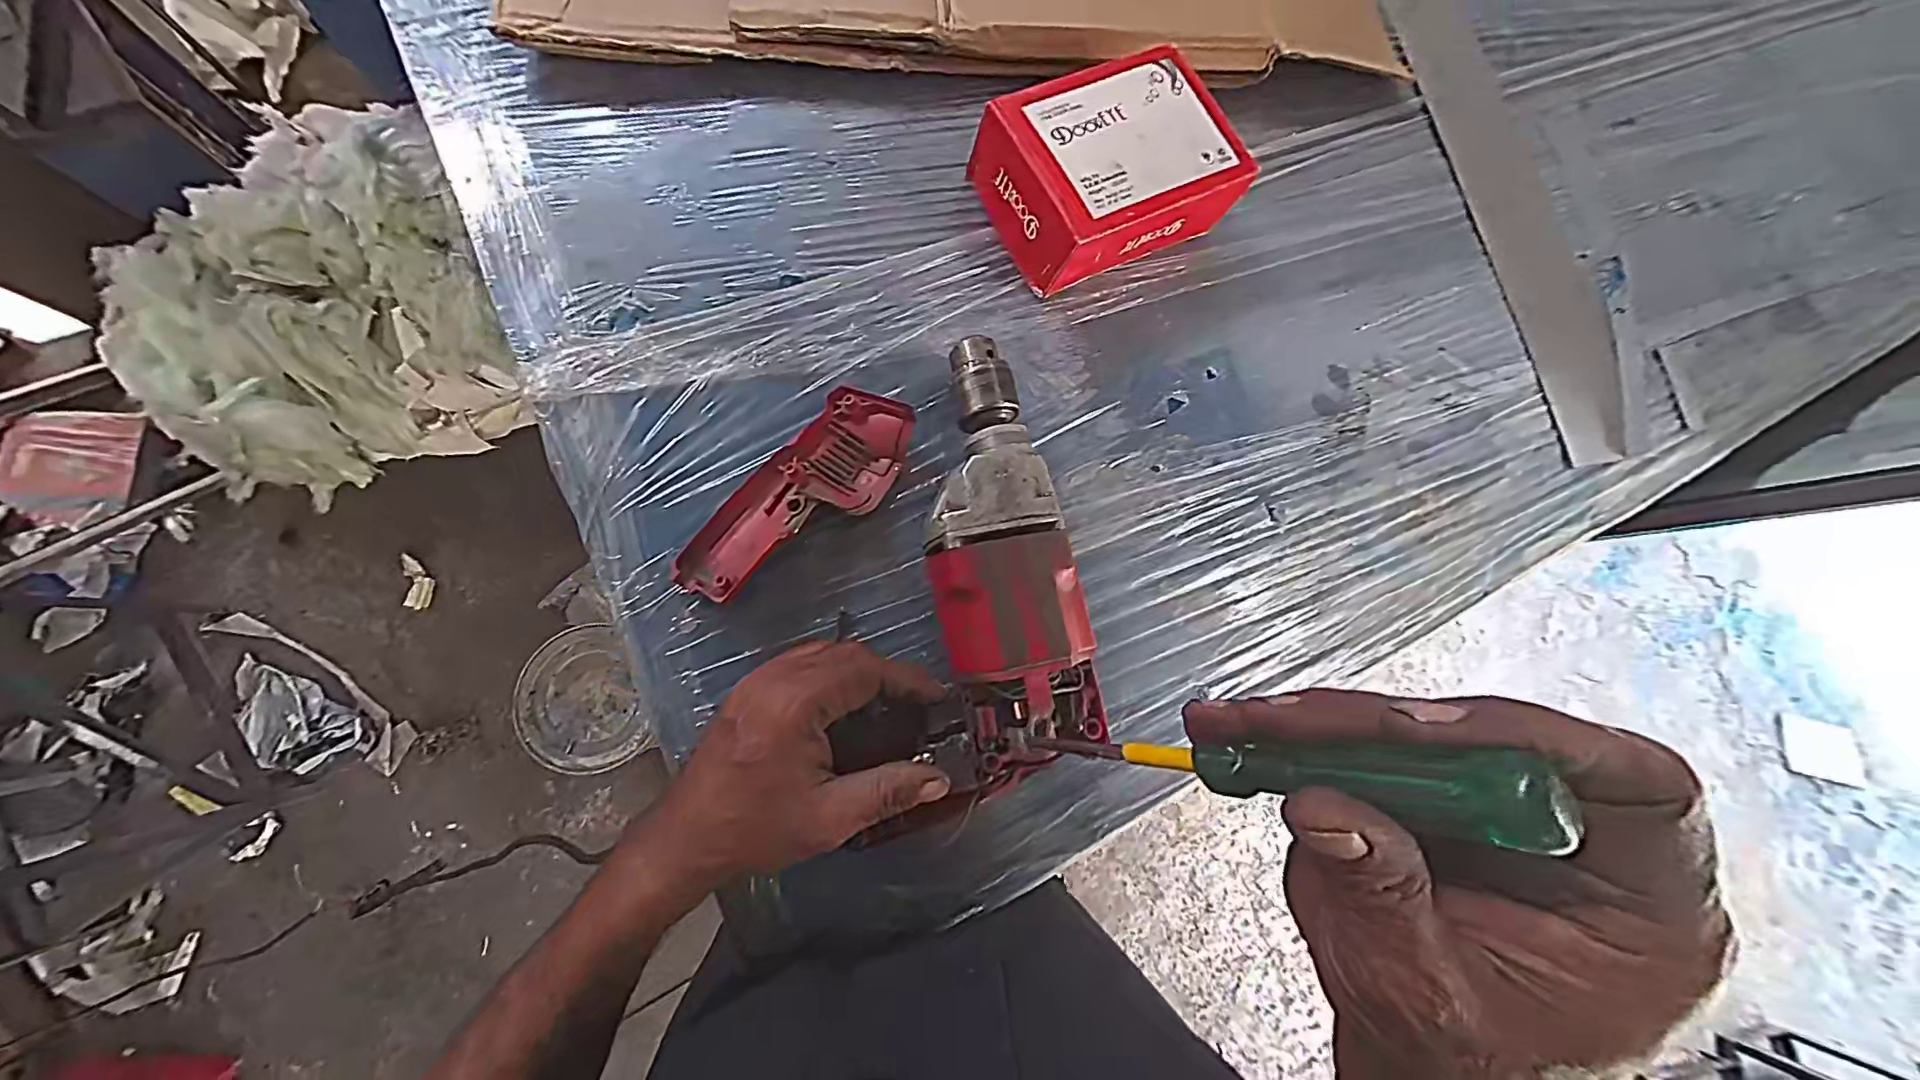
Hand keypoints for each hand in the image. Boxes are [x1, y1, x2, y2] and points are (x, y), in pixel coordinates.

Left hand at [630, 641, 951, 897]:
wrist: (684, 839)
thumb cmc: (755, 829)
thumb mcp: (829, 818)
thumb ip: (887, 791)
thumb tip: (938, 778)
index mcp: (795, 703)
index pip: (864, 669)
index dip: (906, 679)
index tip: (935, 697)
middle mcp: (775, 679)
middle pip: (845, 653)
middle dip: (886, 673)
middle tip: (915, 704)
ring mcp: (757, 680)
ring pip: (823, 652)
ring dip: (859, 670)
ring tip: (886, 702)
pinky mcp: (748, 689)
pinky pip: (801, 662)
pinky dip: (832, 672)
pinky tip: (844, 703)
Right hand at [1185, 690, 1732, 1079]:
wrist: (1422, 1063)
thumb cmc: (1464, 1053)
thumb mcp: (1424, 991)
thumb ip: (1380, 896)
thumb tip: (1323, 807)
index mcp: (1633, 903)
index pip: (1625, 780)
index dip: (1520, 736)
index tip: (1420, 729)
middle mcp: (1561, 839)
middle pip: (1476, 740)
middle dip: (1361, 725)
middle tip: (1284, 722)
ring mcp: (1483, 812)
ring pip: (1407, 737)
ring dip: (1313, 727)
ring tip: (1244, 726)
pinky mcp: (1421, 798)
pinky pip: (1364, 755)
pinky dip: (1297, 747)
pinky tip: (1250, 743)